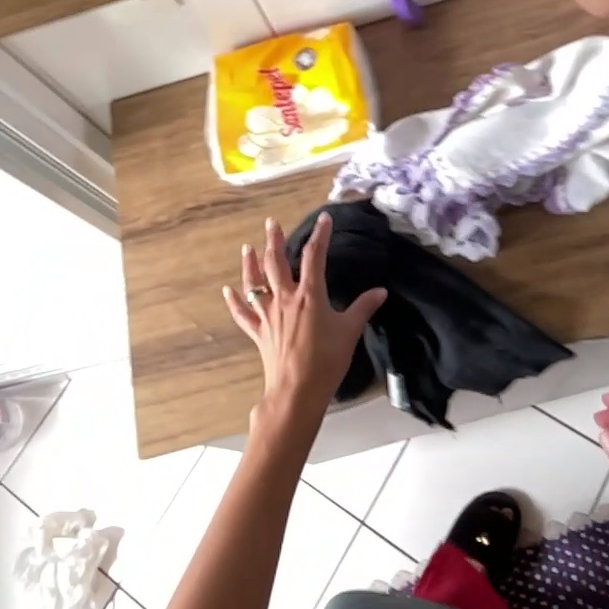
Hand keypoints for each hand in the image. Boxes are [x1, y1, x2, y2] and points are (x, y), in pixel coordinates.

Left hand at [223, 214, 386, 428]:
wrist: (297, 390)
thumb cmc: (327, 360)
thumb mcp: (350, 331)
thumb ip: (363, 308)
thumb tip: (380, 291)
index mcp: (310, 295)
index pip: (315, 257)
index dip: (320, 236)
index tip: (324, 218)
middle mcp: (285, 298)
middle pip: (276, 263)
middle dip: (274, 241)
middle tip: (271, 223)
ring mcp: (268, 315)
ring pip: (255, 283)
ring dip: (250, 264)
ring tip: (248, 248)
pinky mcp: (258, 332)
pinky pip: (243, 314)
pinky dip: (234, 301)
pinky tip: (228, 291)